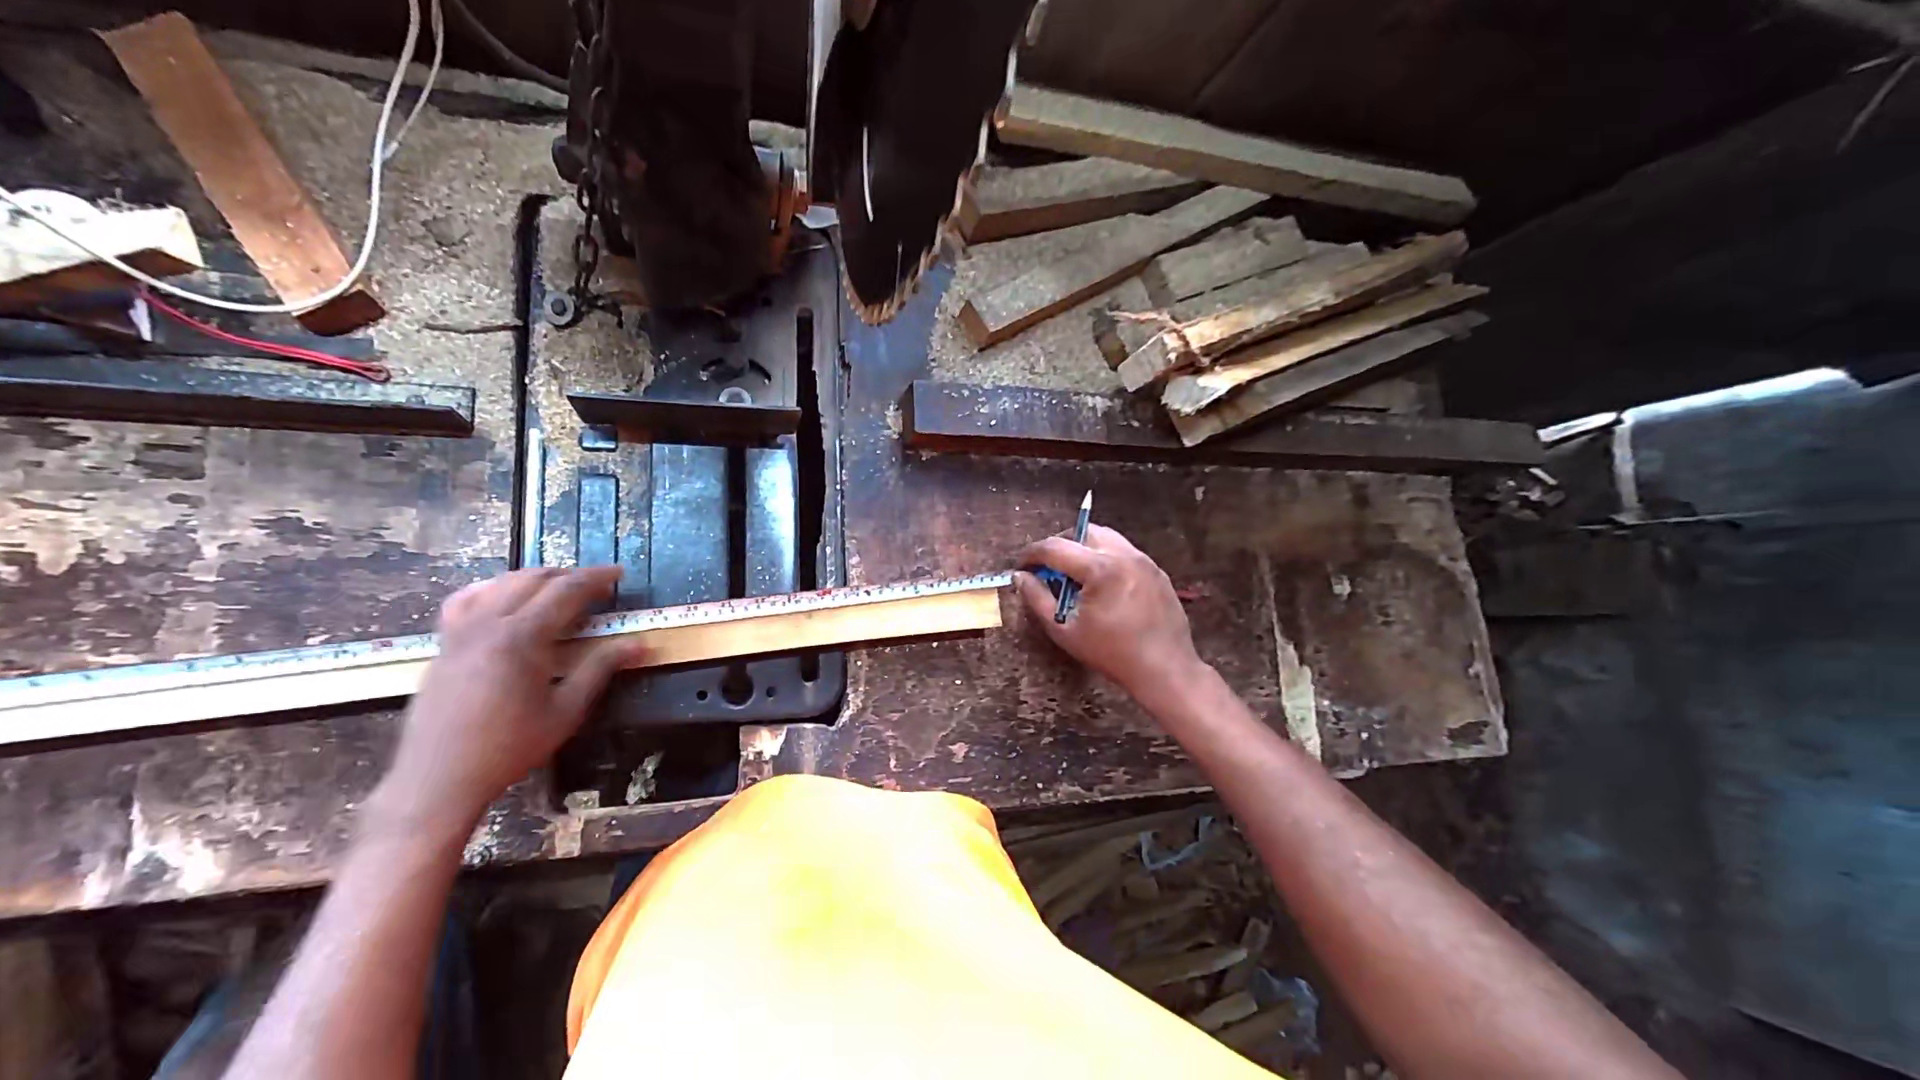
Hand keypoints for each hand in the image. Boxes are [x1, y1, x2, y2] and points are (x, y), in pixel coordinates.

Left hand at [372, 567, 641, 835]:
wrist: (439, 779)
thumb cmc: (509, 748)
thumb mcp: (566, 710)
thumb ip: (601, 669)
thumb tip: (640, 644)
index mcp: (522, 637)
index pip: (566, 591)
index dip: (596, 578)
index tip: (619, 573)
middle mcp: (488, 624)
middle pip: (533, 579)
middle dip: (569, 575)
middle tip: (596, 586)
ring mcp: (460, 632)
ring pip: (499, 583)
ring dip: (534, 578)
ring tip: (557, 588)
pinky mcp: (443, 645)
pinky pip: (465, 600)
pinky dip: (491, 589)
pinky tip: (502, 598)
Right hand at [1014, 524, 1208, 705]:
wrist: (1164, 669)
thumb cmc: (1111, 654)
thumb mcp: (1064, 630)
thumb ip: (1038, 598)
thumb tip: (1020, 577)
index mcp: (1101, 569)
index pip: (1055, 547)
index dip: (1031, 554)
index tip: (1021, 566)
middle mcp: (1125, 555)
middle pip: (1082, 532)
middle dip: (1059, 545)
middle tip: (1047, 568)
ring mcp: (1144, 561)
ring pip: (1106, 538)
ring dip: (1083, 548)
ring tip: (1074, 576)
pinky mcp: (1156, 571)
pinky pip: (1124, 552)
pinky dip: (1105, 558)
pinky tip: (1101, 585)